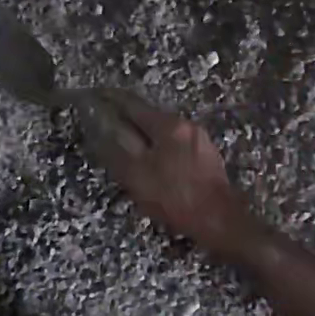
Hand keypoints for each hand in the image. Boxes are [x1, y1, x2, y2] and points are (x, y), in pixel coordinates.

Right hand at [76, 89, 255, 248]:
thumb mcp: (137, 174)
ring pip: (164, 131)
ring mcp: (199, 139)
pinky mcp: (207, 156)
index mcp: (168, 124)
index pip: (132, 105)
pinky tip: (157, 163)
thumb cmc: (175, 197)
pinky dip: (162, 148)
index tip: (95, 97)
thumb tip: (102, 124)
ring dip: (146, 135)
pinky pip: (177, 145)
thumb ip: (118, 147)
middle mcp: (185, 124)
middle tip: (109, 124)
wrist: (219, 219)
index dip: (111, 101)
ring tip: (130, 146)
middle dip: (128, 119)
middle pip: (149, 116)